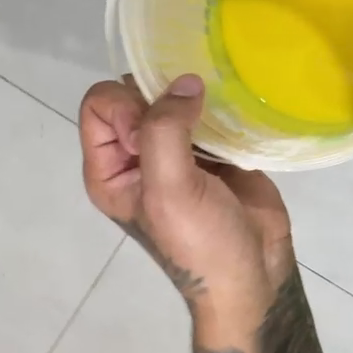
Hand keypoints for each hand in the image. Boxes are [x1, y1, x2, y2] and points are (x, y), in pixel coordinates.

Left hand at [79, 76, 293, 328]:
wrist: (251, 271)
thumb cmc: (198, 240)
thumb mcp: (168, 190)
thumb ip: (165, 132)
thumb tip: (186, 81)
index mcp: (112, 169)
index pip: (101, 105)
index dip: (129, 104)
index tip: (160, 128)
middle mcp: (140, 155)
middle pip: (138, 93)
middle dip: (164, 92)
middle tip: (193, 118)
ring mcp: (181, 150)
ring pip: (176, 97)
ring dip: (196, 94)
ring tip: (219, 108)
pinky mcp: (218, 149)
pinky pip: (213, 109)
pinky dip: (223, 103)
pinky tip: (237, 111)